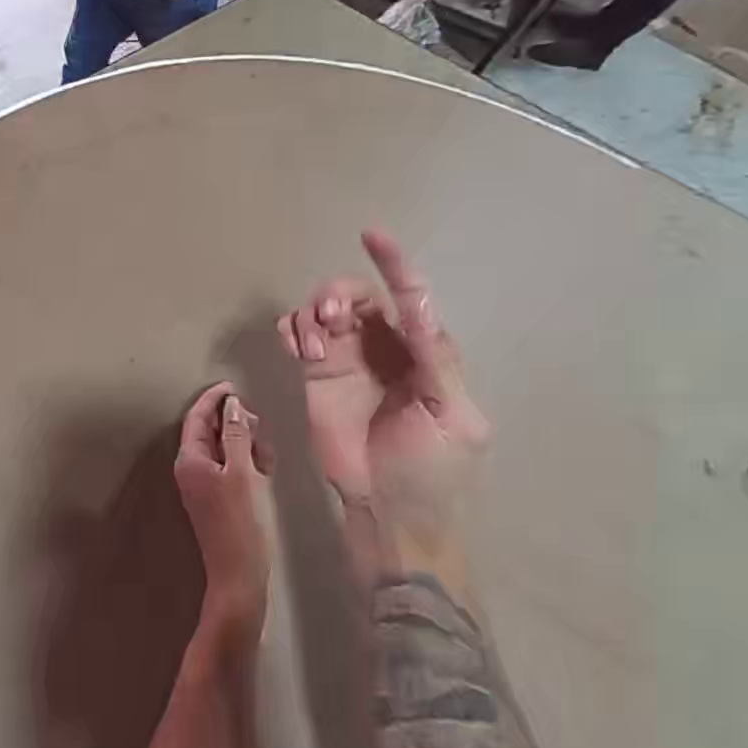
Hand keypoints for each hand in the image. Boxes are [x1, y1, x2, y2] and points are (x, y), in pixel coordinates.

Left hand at [173, 381, 273, 644]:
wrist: (239, 578)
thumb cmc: (241, 523)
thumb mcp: (242, 473)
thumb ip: (236, 436)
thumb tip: (232, 404)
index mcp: (189, 459)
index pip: (197, 418)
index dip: (214, 399)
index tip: (232, 386)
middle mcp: (190, 469)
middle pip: (209, 432)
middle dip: (234, 424)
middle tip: (259, 427)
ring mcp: (202, 485)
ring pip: (222, 450)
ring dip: (243, 445)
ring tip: (265, 454)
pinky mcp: (216, 499)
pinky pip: (229, 469)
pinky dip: (246, 463)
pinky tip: (264, 470)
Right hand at [276, 230, 488, 556]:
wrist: (387, 511)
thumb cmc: (431, 471)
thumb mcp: (454, 416)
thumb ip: (435, 359)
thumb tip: (418, 304)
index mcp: (424, 354)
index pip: (410, 298)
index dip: (393, 265)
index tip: (371, 236)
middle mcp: (384, 349)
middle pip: (356, 297)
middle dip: (337, 293)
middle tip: (327, 318)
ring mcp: (346, 361)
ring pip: (322, 312)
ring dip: (312, 314)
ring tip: (312, 347)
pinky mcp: (316, 376)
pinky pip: (299, 336)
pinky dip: (294, 331)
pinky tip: (298, 350)